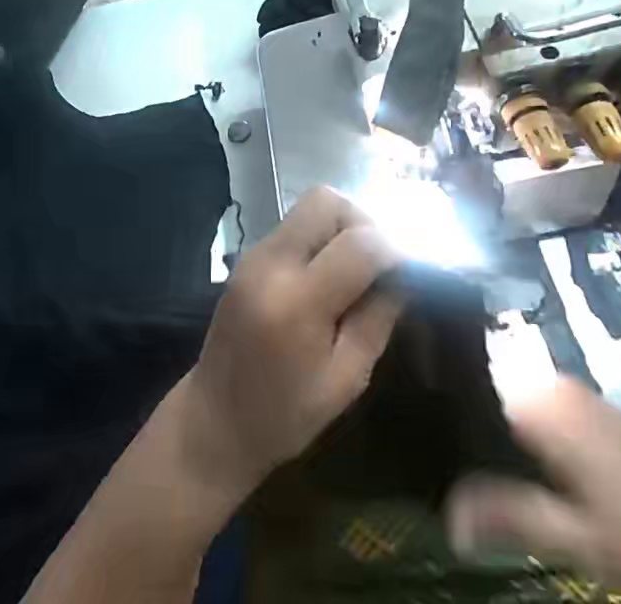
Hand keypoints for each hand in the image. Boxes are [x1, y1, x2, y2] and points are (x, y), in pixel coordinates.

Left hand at [172, 188, 403, 500]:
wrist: (213, 418)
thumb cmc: (285, 414)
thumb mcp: (346, 378)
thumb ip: (377, 318)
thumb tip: (403, 273)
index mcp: (297, 301)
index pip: (359, 243)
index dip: (393, 250)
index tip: (407, 272)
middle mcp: (271, 264)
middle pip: (326, 201)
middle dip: (363, 222)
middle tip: (378, 262)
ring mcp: (254, 255)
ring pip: (308, 207)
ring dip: (341, 228)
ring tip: (356, 270)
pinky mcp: (247, 257)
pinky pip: (294, 226)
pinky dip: (320, 238)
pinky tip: (329, 275)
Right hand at [446, 379, 620, 603]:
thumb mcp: (579, 536)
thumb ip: (509, 519)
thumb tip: (446, 518)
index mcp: (537, 399)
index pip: (465, 381)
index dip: (435, 403)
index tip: (411, 429)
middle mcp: (547, 382)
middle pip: (482, 389)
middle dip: (456, 419)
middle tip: (427, 453)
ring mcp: (568, 392)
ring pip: (504, 398)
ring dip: (484, 428)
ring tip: (456, 458)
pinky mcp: (585, 408)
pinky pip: (528, 407)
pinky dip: (511, 431)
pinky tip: (505, 463)